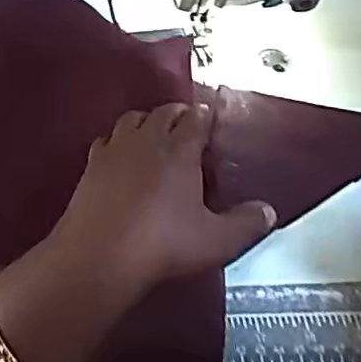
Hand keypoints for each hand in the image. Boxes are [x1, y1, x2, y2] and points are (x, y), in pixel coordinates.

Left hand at [44, 102, 276, 308]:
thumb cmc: (165, 242)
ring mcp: (116, 145)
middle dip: (178, 112)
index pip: (195, 120)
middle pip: (163, 112)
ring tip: (156, 130)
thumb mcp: (217, 240)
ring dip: (147, 119)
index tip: (209, 113)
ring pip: (133, 117)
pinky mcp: (93, 158)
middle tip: (187, 121)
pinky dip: (118, 138)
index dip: (204, 115)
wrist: (103, 248)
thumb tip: (267, 210)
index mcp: (179, 150)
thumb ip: (246, 223)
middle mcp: (147, 138)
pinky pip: (108, 137)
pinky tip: (121, 150)